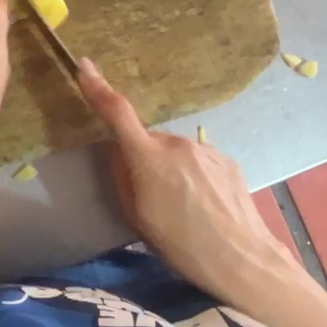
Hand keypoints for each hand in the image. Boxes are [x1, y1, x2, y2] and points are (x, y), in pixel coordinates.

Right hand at [79, 60, 312, 315]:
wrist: (240, 259)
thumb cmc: (179, 244)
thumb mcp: (137, 218)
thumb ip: (123, 179)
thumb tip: (121, 155)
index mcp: (149, 158)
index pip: (118, 114)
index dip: (98, 89)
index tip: (86, 66)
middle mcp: (178, 144)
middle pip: (150, 142)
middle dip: (145, 161)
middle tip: (152, 199)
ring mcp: (206, 150)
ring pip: (176, 154)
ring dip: (173, 171)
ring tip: (184, 209)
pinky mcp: (227, 161)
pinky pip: (199, 162)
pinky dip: (194, 178)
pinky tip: (204, 207)